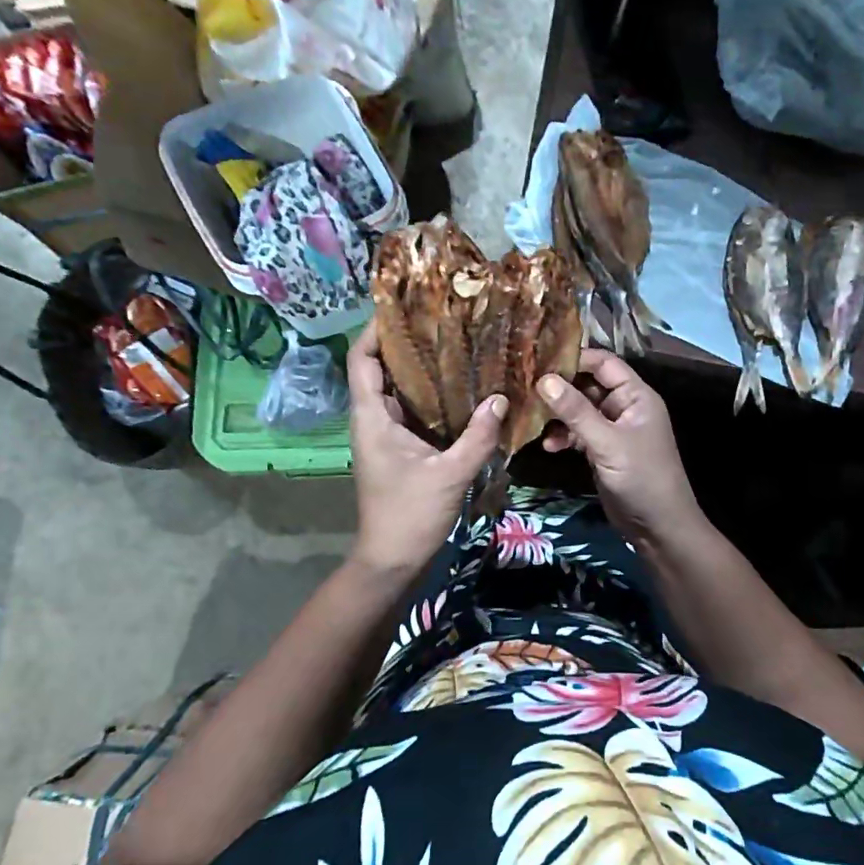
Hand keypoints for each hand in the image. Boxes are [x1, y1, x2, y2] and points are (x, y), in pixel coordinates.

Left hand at [346, 321, 507, 576]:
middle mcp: (373, 419)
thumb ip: (477, 437)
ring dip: (420, 370)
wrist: (391, 559)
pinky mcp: (397, 450)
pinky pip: (411, 412)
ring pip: (398, 391)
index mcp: (372, 417)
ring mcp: (383, 435)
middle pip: (381, 369)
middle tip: (444, 321)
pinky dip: (429, 397)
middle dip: (407, 343)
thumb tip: (501, 398)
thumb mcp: (450, 474)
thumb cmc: (410, 515)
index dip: (376, 329)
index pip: (362, 359)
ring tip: (456, 347)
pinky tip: (461, 391)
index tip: (404, 305)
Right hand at [538, 349, 705, 550]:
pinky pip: (578, 433)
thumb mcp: (607, 443)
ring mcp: (612, 429)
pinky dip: (563, 436)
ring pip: (579, 410)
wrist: (658, 527)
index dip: (574, 358)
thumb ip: (576, 412)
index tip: (540, 360)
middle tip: (525, 388)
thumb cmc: (641, 478)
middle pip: (587, 384)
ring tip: (532, 420)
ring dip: (557, 415)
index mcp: (635, 396)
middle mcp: (624, 407)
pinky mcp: (602, 450)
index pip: (603, 363)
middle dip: (559, 388)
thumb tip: (543, 380)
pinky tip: (548, 446)